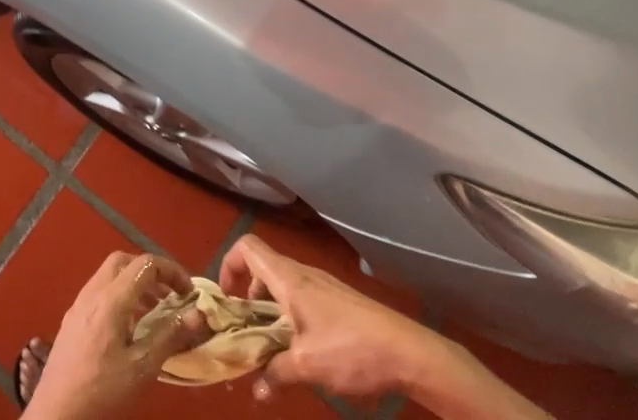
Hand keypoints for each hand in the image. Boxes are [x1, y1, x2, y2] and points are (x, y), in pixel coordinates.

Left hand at [21, 252, 209, 419]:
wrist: (56, 413)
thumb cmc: (102, 389)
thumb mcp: (142, 366)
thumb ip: (171, 335)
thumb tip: (199, 313)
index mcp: (110, 299)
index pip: (145, 264)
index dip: (172, 271)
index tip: (189, 294)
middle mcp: (91, 293)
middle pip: (123, 262)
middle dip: (150, 271)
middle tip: (169, 294)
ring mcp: (78, 305)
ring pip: (109, 276)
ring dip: (134, 284)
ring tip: (154, 310)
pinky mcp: (72, 320)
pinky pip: (99, 293)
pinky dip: (119, 296)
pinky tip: (129, 326)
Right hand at [219, 233, 447, 398]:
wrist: (411, 353)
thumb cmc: (352, 350)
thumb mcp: (308, 366)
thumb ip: (276, 374)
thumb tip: (257, 391)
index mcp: (290, 279)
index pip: (248, 247)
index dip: (229, 265)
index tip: (227, 301)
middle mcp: (304, 274)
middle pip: (263, 268)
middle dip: (246, 296)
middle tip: (244, 331)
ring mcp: (324, 287)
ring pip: (283, 286)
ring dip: (268, 310)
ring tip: (269, 345)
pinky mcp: (339, 303)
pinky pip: (302, 299)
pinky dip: (289, 317)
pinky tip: (300, 350)